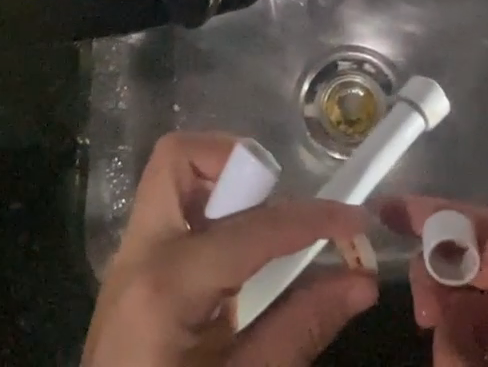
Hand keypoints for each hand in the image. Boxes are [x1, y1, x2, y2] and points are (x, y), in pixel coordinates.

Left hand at [84, 132, 379, 366]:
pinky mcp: (129, 273)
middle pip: (178, 159)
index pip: (254, 226)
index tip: (357, 219)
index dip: (314, 218)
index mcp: (167, 285)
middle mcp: (139, 253)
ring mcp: (127, 259)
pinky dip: (209, 212)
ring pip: (171, 178)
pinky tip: (239, 256)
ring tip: (266, 229)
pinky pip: (170, 213)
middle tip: (281, 200)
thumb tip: (361, 282)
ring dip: (222, 184)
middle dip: (237, 163)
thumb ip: (300, 328)